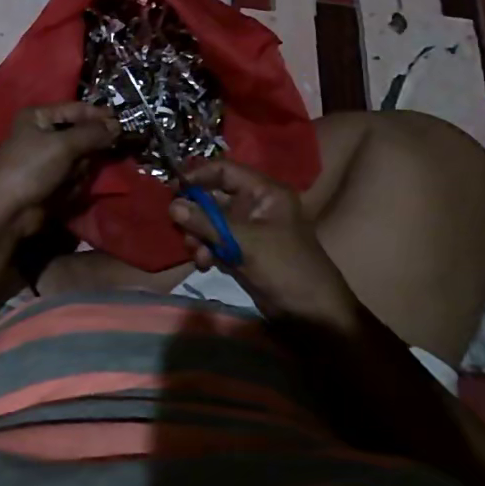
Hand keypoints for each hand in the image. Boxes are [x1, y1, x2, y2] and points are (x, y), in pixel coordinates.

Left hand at [0, 103, 119, 234]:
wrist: (7, 211)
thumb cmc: (30, 167)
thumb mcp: (63, 145)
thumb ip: (92, 134)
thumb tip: (117, 126)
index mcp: (38, 117)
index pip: (76, 109)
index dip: (98, 115)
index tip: (122, 123)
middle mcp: (42, 134)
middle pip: (81, 134)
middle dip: (90, 147)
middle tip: (101, 154)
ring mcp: (47, 160)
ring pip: (81, 158)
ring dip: (82, 168)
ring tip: (72, 178)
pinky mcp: (52, 182)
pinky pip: (75, 176)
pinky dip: (76, 183)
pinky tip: (68, 191)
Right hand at [170, 160, 359, 327]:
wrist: (313, 315)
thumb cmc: (286, 268)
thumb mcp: (244, 242)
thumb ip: (206, 223)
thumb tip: (171, 205)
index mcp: (264, 192)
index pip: (224, 170)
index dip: (198, 176)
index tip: (173, 189)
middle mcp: (255, 205)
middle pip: (213, 196)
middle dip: (195, 214)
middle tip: (182, 229)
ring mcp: (248, 228)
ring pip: (210, 220)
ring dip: (199, 235)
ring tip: (197, 254)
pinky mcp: (243, 249)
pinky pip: (215, 240)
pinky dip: (206, 249)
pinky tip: (204, 263)